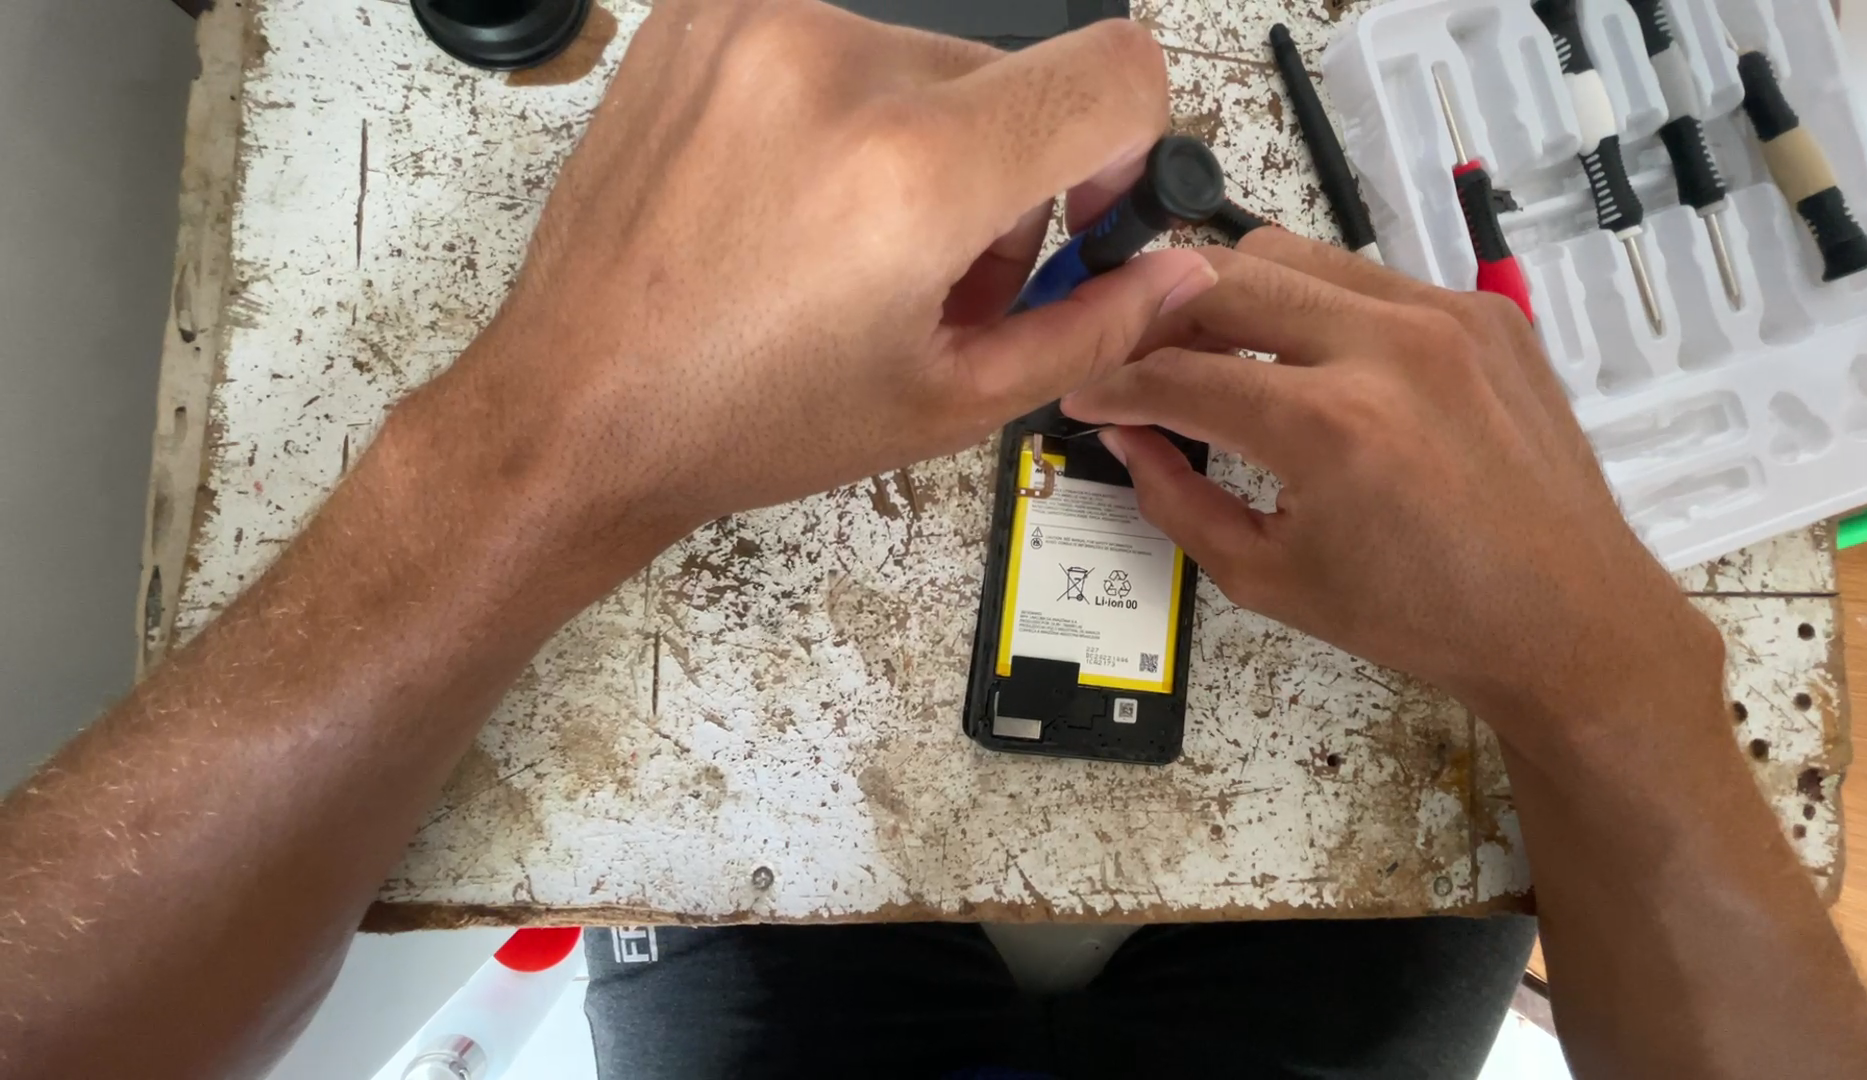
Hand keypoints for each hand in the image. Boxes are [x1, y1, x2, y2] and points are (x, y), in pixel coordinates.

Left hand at [428, 0, 1214, 579]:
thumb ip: (1088, 329)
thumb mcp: (949, 403)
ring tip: (862, 256)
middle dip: (1013, 181)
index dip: (1129, 152)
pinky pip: (841, 53)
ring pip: (932, 65)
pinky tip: (802, 214)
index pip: (1118, 76)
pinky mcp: (700, 22)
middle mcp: (835, 67)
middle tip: (942, 278)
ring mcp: (755, 28)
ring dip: (932, 154)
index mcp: (914, 174)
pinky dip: (855, 125)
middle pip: (1020, 80)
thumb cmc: (756, 423)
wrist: (584, 410)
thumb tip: (1175, 273)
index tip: (1080, 217)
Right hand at [1062, 228, 1722, 747]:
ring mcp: (1446, 312)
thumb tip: (1125, 435)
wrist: (1566, 620)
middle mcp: (1388, 344)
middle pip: (1221, 279)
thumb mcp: (1261, 575)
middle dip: (1154, 320)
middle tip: (1133, 364)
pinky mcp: (1482, 308)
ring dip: (1222, 298)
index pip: (1178, 375)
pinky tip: (1294, 360)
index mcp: (1330, 427)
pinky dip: (1297, 306)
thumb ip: (1174, 499)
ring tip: (1205, 354)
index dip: (1111, 386)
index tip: (1080, 396)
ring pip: (1285, 254)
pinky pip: (1352, 276)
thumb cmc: (1406, 616)